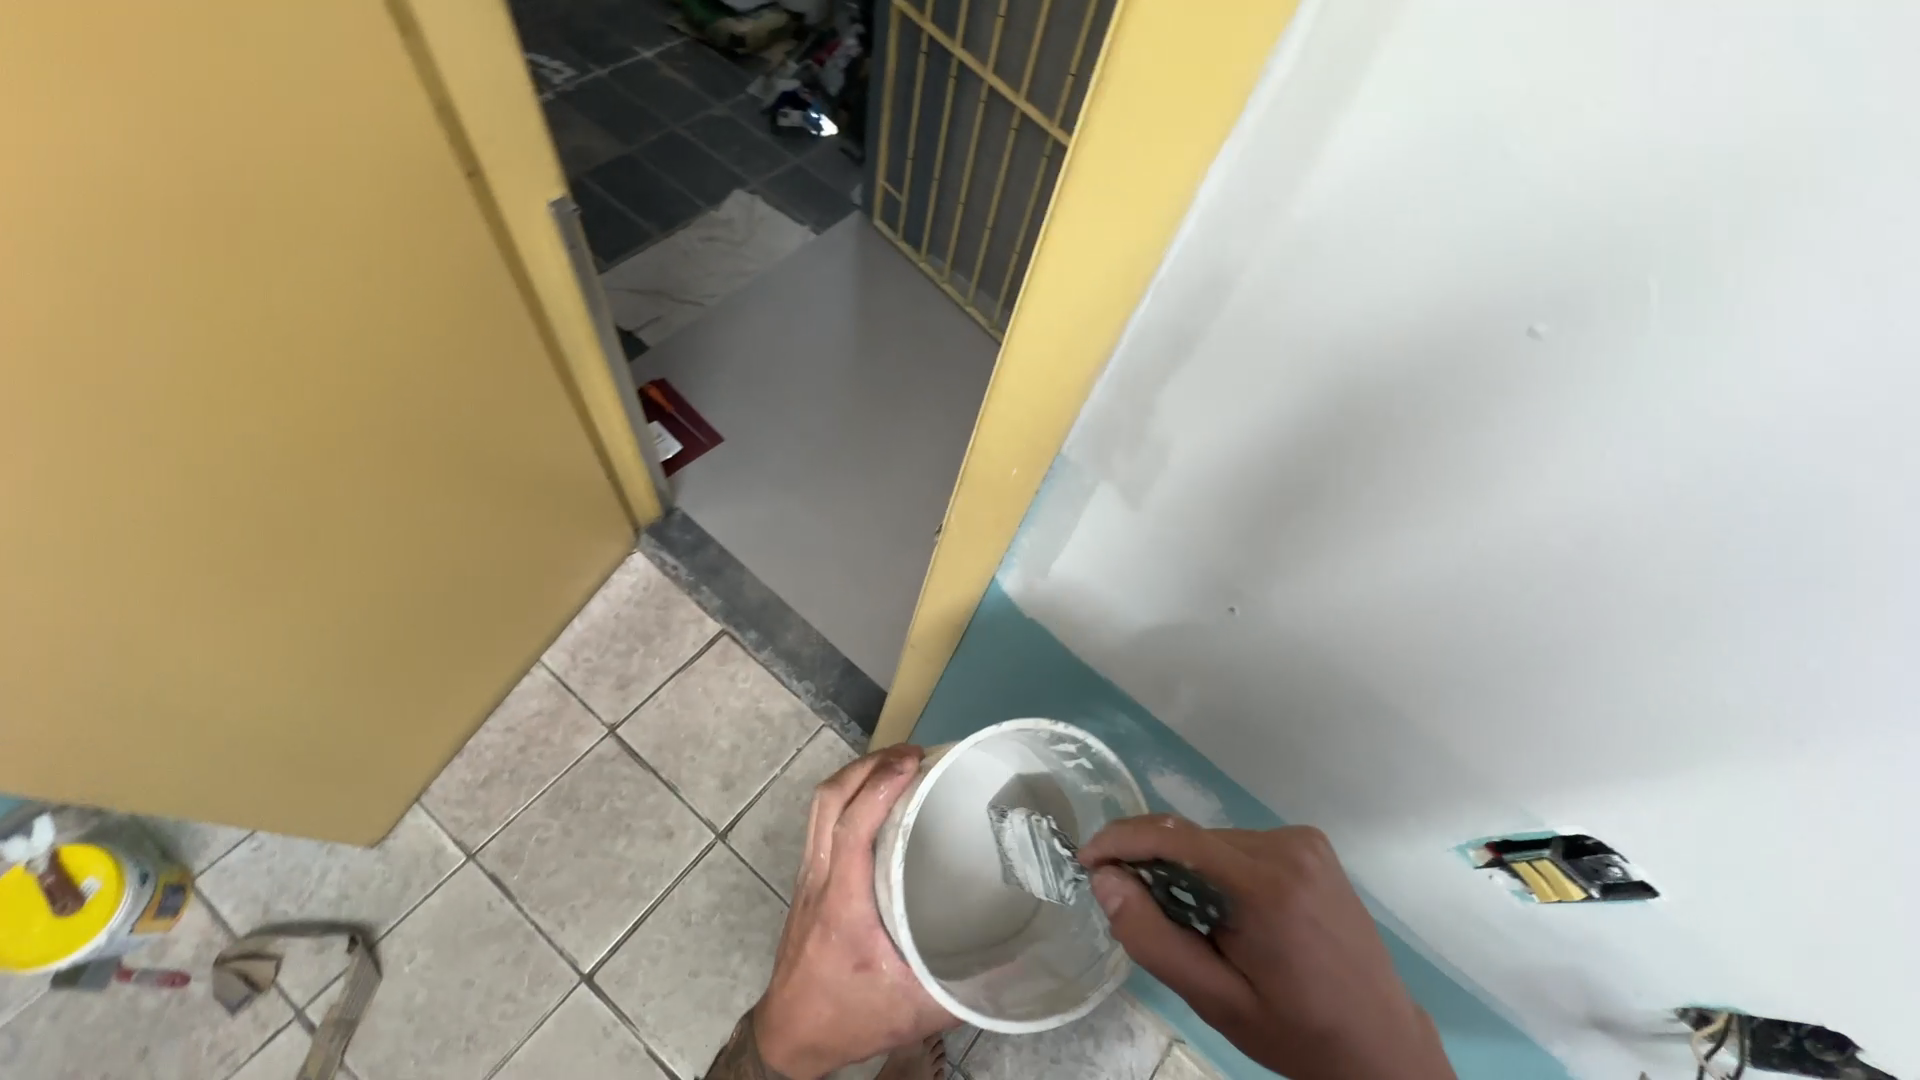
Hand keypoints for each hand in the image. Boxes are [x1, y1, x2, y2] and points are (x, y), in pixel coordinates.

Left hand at [753, 744, 955, 1078]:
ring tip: (898, 764)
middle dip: (868, 765)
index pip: (851, 826)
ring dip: (856, 774)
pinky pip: (823, 818)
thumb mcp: (916, 1010)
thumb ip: (968, 986)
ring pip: (821, 805)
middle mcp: (820, 876)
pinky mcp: (809, 877)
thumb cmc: (850, 1016)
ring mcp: (809, 874)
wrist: (789, 1035)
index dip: (880, 786)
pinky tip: (880, 799)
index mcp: (842, 901)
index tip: (914, 761)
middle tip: (913, 754)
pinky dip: (850, 794)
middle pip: (829, 799)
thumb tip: (1021, 956)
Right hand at [1079, 818, 1454, 1079]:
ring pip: (1212, 841)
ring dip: (1186, 869)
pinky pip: (1239, 846)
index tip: (1086, 861)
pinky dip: (1217, 869)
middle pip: (1191, 839)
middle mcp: (1288, 846)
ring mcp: (1304, 842)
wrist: (1379, 1043)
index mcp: (1267, 886)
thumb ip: (1152, 938)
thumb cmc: (1294, 1031)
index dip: (1121, 840)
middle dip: (1153, 866)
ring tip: (1195, 924)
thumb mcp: (1213, 999)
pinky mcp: (1310, 846)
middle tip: (1141, 914)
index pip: (1175, 836)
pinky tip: (1229, 912)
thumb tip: (1105, 878)